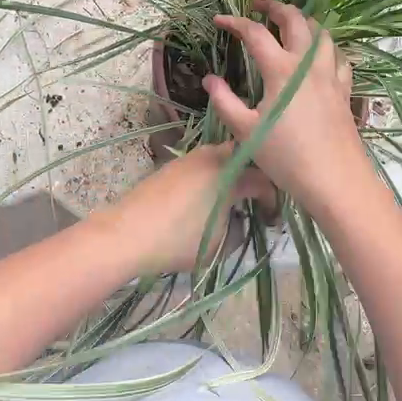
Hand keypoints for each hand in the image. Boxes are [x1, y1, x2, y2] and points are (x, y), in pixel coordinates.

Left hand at [98, 143, 273, 275]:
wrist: (128, 232)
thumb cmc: (179, 240)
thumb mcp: (220, 243)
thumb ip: (240, 228)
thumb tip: (243, 220)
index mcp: (228, 173)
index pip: (263, 180)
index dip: (272, 200)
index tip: (271, 221)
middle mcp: (210, 157)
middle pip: (243, 156)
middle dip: (254, 177)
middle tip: (256, 201)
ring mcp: (189, 158)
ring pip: (221, 157)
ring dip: (232, 173)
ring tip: (233, 200)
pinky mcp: (172, 165)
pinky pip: (202, 163)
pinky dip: (213, 175)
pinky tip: (208, 197)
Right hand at [208, 0, 363, 208]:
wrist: (336, 182)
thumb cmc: (286, 158)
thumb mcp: (245, 131)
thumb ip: (224, 101)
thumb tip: (210, 79)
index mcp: (280, 70)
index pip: (255, 33)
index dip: (234, 22)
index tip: (219, 19)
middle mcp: (307, 64)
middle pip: (295, 20)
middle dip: (274, 6)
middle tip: (258, 5)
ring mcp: (330, 76)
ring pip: (321, 33)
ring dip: (303, 21)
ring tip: (290, 23)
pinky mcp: (344, 90)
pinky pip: (338, 56)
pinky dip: (326, 46)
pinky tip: (319, 55)